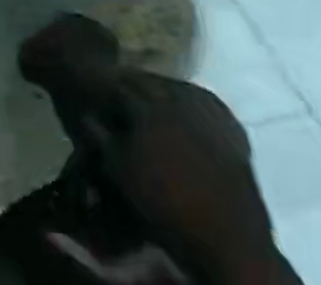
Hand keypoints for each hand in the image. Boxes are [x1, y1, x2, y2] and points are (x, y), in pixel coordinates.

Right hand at [20, 16, 291, 282]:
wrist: (226, 238)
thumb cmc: (165, 205)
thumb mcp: (121, 173)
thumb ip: (101, 139)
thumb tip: (88, 115)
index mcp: (148, 110)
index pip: (122, 85)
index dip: (108, 84)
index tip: (99, 85)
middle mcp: (178, 103)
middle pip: (150, 82)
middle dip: (134, 82)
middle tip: (122, 86)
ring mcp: (208, 114)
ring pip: (178, 87)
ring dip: (163, 87)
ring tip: (152, 94)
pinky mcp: (232, 130)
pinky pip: (207, 102)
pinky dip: (193, 99)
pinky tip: (187, 105)